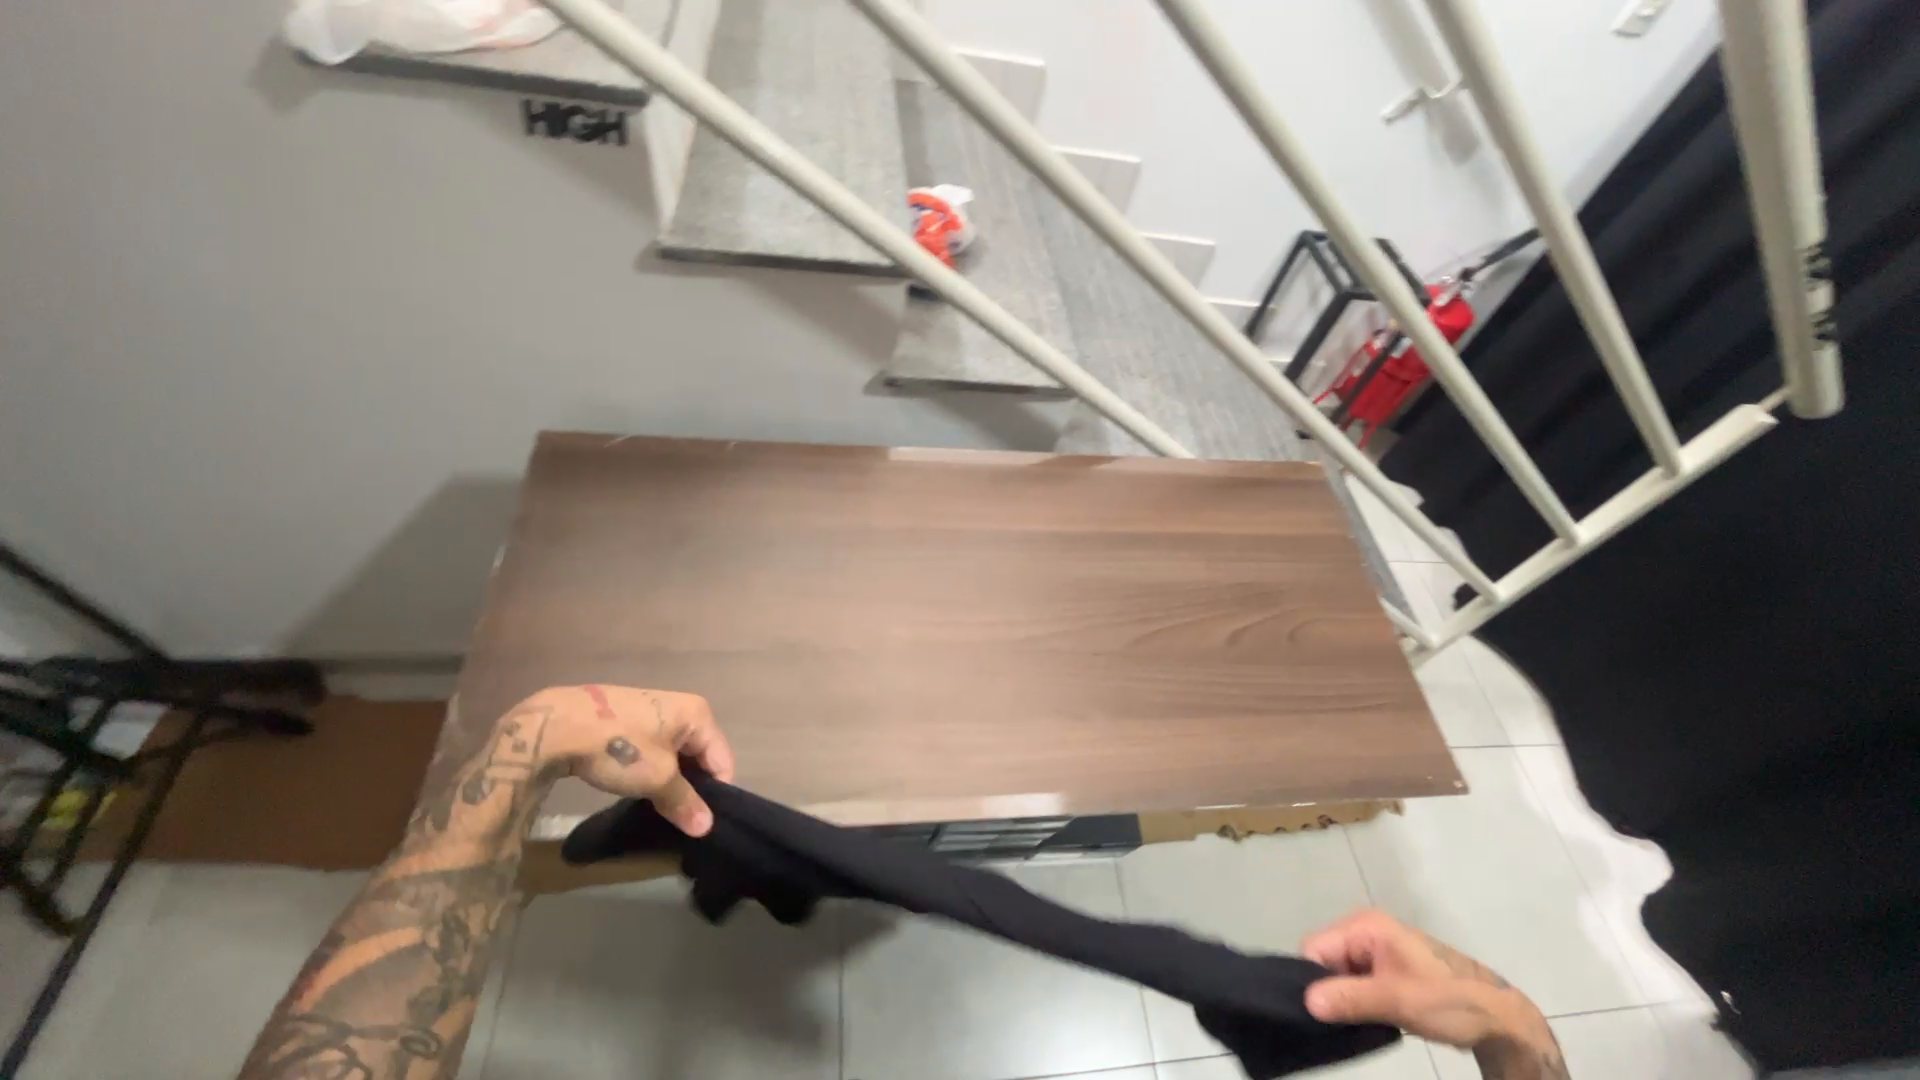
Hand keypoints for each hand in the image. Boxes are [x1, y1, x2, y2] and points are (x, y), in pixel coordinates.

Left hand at [508, 684, 735, 837]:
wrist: (555, 726)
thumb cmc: (619, 748)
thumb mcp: (657, 779)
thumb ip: (685, 802)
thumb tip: (706, 828)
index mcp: (698, 713)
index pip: (722, 759)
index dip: (715, 793)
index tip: (698, 822)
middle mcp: (681, 706)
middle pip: (699, 755)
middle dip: (691, 787)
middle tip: (676, 817)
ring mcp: (652, 710)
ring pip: (674, 753)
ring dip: (669, 780)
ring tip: (654, 805)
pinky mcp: (627, 718)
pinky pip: (652, 748)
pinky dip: (649, 768)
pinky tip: (634, 785)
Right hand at [1300, 910, 1565, 1077]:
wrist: (1502, 1019)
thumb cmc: (1450, 1001)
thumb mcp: (1397, 1001)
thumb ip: (1350, 998)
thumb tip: (1306, 1002)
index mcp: (1364, 925)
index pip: (1314, 947)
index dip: (1315, 979)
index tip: (1328, 1010)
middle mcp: (1366, 928)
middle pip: (1325, 957)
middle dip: (1333, 987)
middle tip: (1351, 1017)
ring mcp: (1378, 946)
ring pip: (1340, 971)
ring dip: (1348, 995)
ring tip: (1365, 1018)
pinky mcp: (1388, 965)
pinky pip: (1357, 978)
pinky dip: (1360, 997)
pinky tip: (1373, 1015)